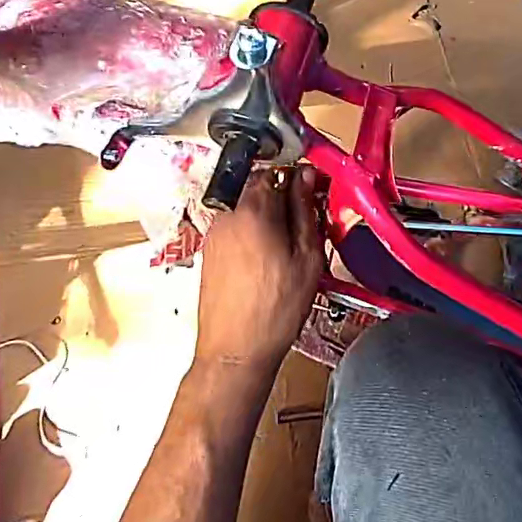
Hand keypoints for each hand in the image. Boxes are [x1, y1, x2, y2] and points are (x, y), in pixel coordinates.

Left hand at [194, 165, 325, 373]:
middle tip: (304, 217)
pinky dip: (252, 230)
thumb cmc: (276, 309)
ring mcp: (214, 232)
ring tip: (287, 242)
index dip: (297, 177)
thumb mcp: (307, 257)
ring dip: (266, 213)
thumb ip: (305, 210)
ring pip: (244, 206)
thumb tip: (305, 178)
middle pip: (257, 185)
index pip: (275, 170)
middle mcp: (227, 214)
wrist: (235, 350)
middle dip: (281, 194)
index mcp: (253, 210)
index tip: (313, 190)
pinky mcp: (209, 250)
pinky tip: (267, 257)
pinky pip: (234, 225)